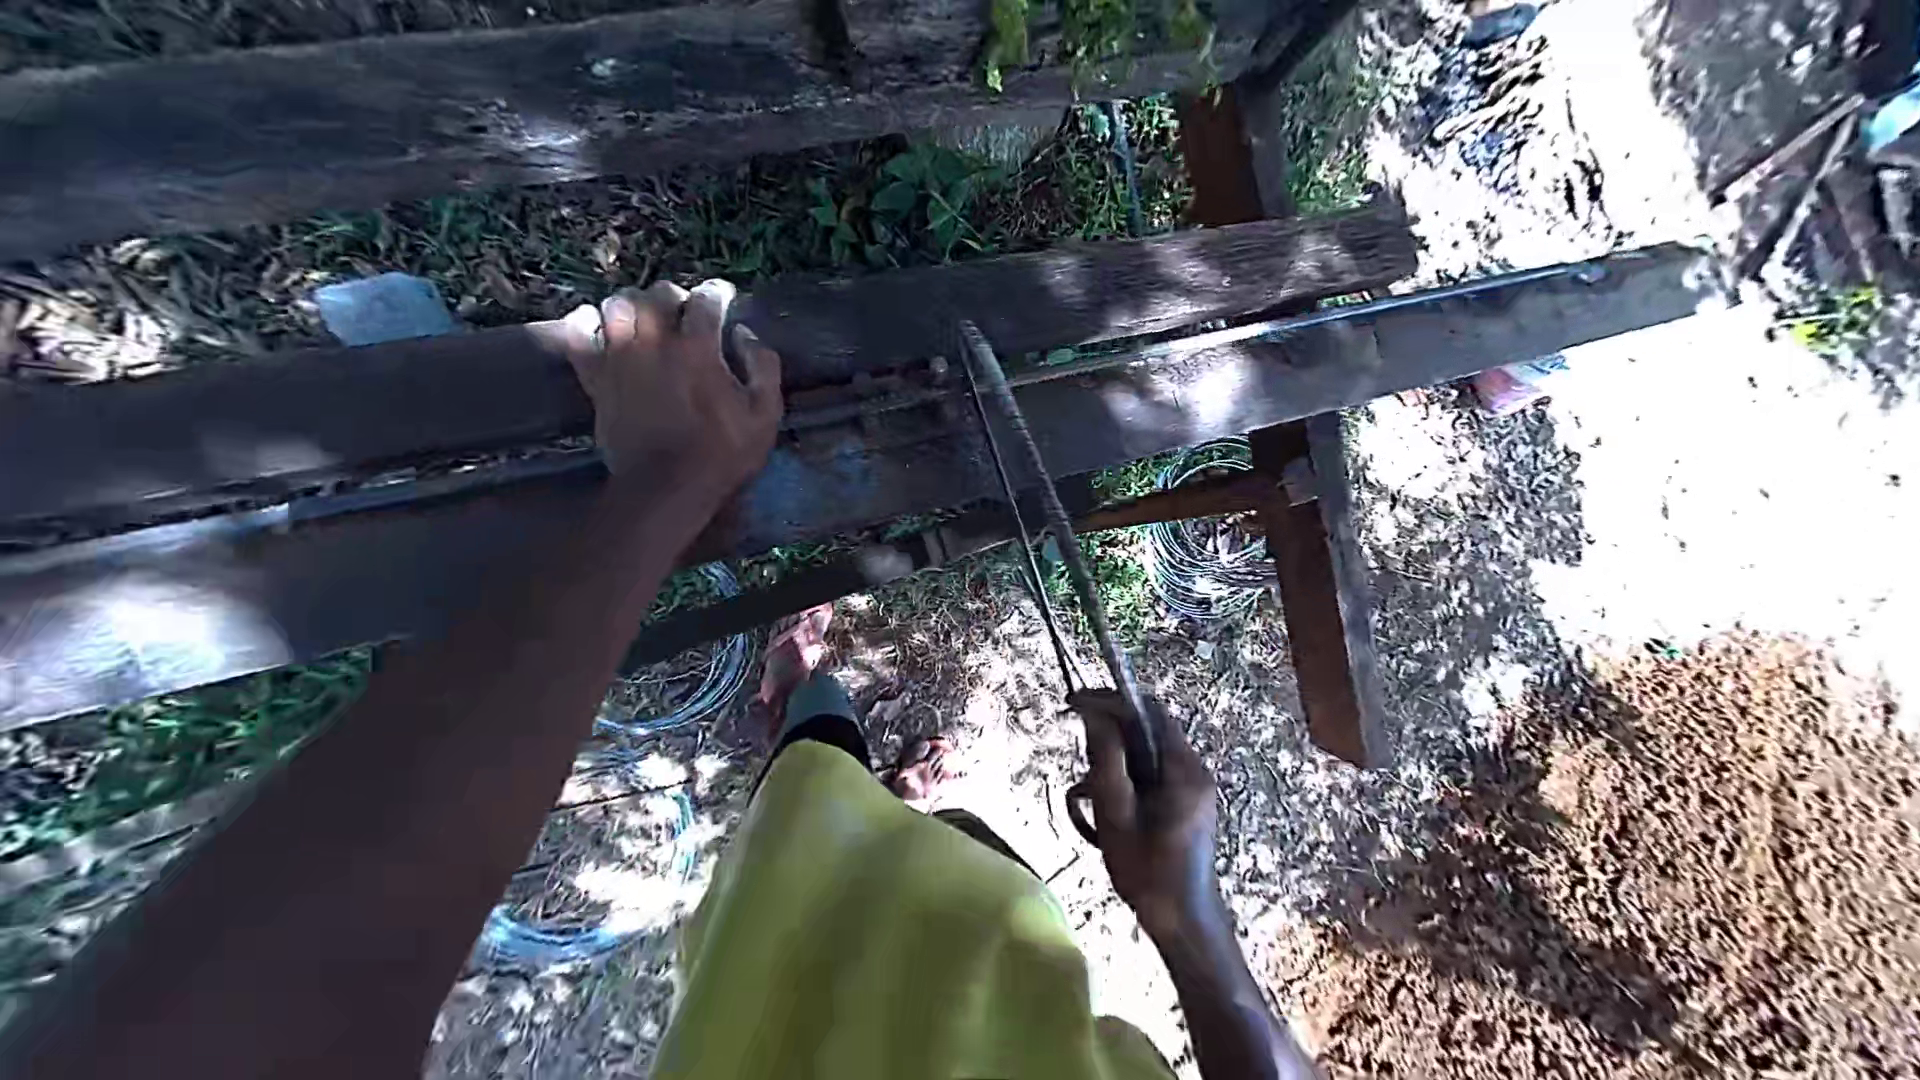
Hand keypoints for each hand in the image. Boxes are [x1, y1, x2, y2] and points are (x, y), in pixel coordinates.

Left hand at [563, 279, 782, 499]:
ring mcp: (619, 358)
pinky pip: (578, 334)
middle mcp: (655, 342)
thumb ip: (763, 367)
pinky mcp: (596, 378)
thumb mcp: (765, 416)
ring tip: (646, 318)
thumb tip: (746, 334)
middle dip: (676, 296)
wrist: (667, 488)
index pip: (706, 300)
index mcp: (698, 348)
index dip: (718, 293)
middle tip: (686, 311)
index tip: (725, 298)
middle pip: (658, 294)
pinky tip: (597, 325)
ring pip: (617, 305)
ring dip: (635, 305)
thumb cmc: (723, 454)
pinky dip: (586, 323)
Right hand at [1071, 689, 1225, 938]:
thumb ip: (1106, 761)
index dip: (1110, 700)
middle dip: (1109, 730)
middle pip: (1148, 726)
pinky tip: (1108, 799)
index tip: (1075, 704)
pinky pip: (1151, 767)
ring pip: (1147, 747)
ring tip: (1091, 785)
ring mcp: (1193, 784)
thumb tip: (1094, 714)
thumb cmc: (1148, 873)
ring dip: (1115, 754)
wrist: (1183, 923)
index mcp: (1184, 769)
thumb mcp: (1116, 815)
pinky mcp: (1186, 799)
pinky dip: (1126, 771)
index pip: (1148, 709)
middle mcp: (1194, 768)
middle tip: (1081, 753)